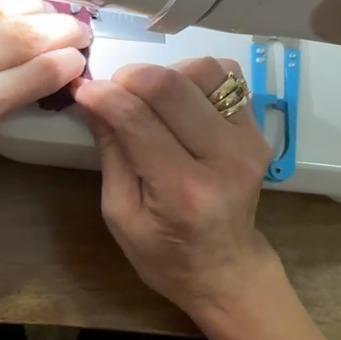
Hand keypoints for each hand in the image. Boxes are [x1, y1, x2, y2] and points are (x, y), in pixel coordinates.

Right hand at [73, 58, 282, 320]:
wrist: (226, 270)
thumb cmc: (164, 253)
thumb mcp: (120, 213)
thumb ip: (111, 152)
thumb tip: (92, 97)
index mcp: (183, 191)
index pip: (137, 120)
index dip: (103, 95)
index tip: (81, 89)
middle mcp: (223, 159)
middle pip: (171, 85)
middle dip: (130, 77)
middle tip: (112, 92)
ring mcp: (248, 141)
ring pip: (203, 70)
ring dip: (166, 74)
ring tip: (148, 97)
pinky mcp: (259, 130)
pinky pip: (228, 76)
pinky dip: (196, 76)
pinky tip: (179, 99)